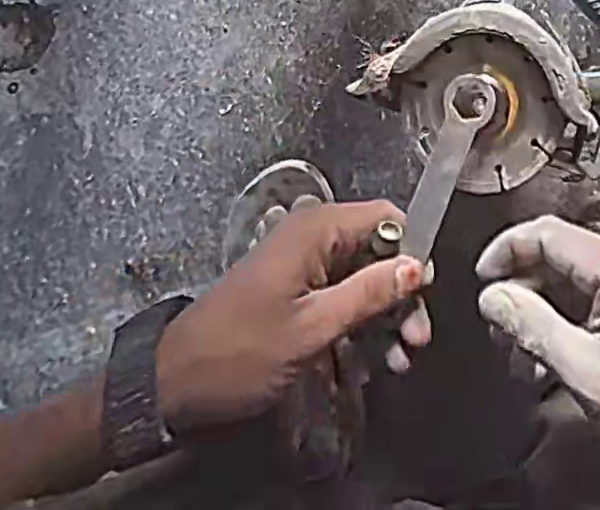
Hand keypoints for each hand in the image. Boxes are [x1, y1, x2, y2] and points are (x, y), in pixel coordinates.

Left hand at [156, 200, 430, 434]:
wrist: (177, 381)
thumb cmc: (241, 350)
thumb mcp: (312, 327)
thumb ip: (368, 293)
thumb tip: (415, 267)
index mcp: (316, 229)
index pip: (385, 217)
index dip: (410, 251)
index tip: (422, 294)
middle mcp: (313, 236)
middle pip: (378, 251)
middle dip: (400, 294)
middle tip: (415, 340)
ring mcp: (305, 262)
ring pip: (363, 277)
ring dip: (383, 316)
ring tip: (396, 360)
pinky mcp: (298, 287)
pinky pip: (342, 294)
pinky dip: (359, 323)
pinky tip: (368, 361)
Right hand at [475, 216, 599, 500]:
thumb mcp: (586, 371)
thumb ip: (533, 326)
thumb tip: (494, 298)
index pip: (542, 233)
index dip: (504, 251)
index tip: (483, 277)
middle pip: (546, 252)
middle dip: (516, 287)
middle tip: (496, 323)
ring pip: (554, 273)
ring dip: (529, 307)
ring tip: (518, 348)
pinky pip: (570, 292)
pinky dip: (548, 317)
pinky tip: (540, 352)